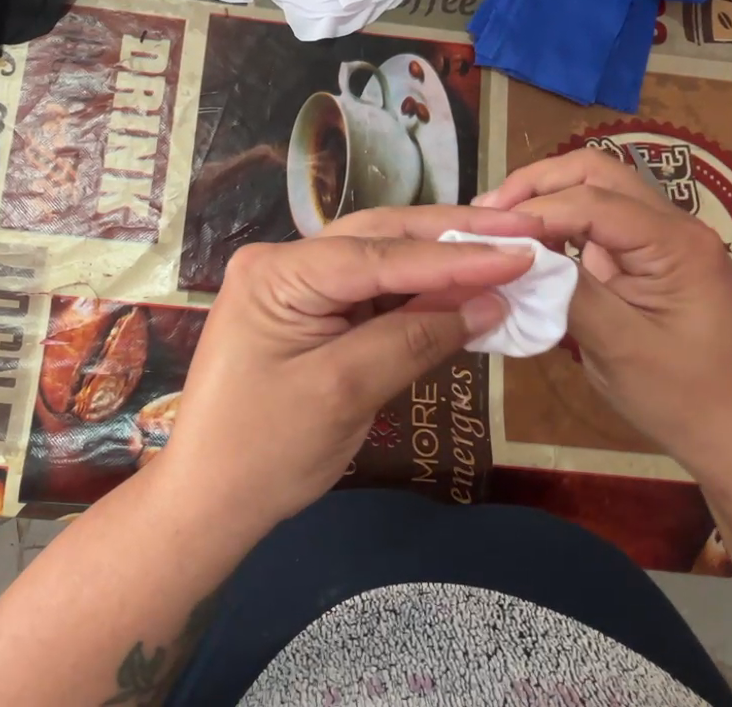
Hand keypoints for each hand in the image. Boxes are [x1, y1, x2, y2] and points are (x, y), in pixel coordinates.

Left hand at [157, 204, 540, 526]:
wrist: (208, 500)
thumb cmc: (265, 451)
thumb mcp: (345, 391)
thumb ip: (416, 338)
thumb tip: (489, 302)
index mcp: (277, 272)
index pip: (379, 255)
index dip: (456, 256)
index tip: (521, 253)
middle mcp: (283, 263)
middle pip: (380, 239)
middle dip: (453, 237)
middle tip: (523, 231)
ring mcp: (294, 285)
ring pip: (380, 260)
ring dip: (440, 262)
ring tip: (505, 253)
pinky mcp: (308, 312)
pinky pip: (370, 292)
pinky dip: (418, 293)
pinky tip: (462, 291)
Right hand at [476, 148, 731, 474]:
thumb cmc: (680, 396)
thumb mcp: (617, 346)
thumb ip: (567, 291)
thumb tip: (515, 254)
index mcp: (678, 244)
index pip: (594, 201)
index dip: (535, 210)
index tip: (487, 232)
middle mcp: (675, 226)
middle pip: (598, 173)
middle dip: (538, 184)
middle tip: (489, 212)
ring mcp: (664, 239)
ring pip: (598, 189)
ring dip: (547, 198)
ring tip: (499, 222)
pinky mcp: (650, 257)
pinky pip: (601, 221)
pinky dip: (560, 222)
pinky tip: (530, 242)